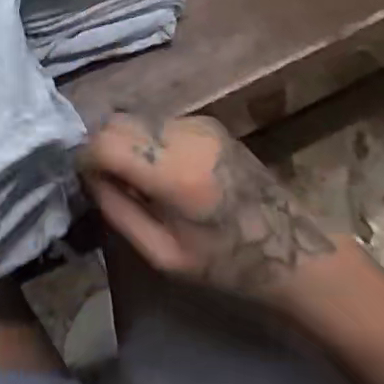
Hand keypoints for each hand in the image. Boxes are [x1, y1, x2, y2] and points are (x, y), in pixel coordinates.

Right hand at [79, 112, 335, 298]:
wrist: (298, 252)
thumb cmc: (228, 264)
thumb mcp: (161, 254)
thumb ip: (116, 210)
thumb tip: (89, 177)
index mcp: (173, 175)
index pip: (103, 143)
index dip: (85, 159)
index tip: (87, 181)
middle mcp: (184, 137)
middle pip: (114, 123)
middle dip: (101, 148)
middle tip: (108, 180)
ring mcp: (198, 124)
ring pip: (134, 119)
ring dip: (124, 143)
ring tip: (136, 177)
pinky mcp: (208, 122)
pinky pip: (157, 122)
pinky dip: (146, 140)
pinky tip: (162, 169)